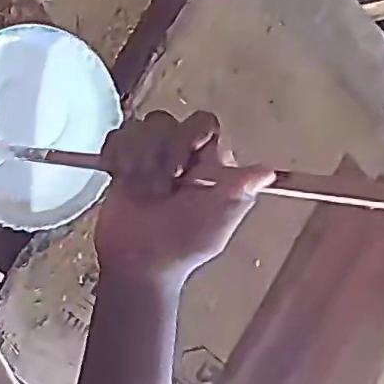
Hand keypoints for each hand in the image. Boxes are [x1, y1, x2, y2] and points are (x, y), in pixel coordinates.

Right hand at [95, 112, 273, 286]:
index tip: (183, 163)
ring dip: (136, 157)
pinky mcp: (120, 163)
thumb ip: (238, 191)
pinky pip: (116, 138)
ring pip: (140, 128)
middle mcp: (180, 156)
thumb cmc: (181, 246)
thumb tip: (268, 171)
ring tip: (138, 186)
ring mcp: (148, 158)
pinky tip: (120, 176)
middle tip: (161, 184)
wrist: (136, 262)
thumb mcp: (215, 221)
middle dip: (160, 151)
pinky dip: (115, 155)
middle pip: (167, 121)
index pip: (204, 124)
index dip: (191, 135)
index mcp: (210, 165)